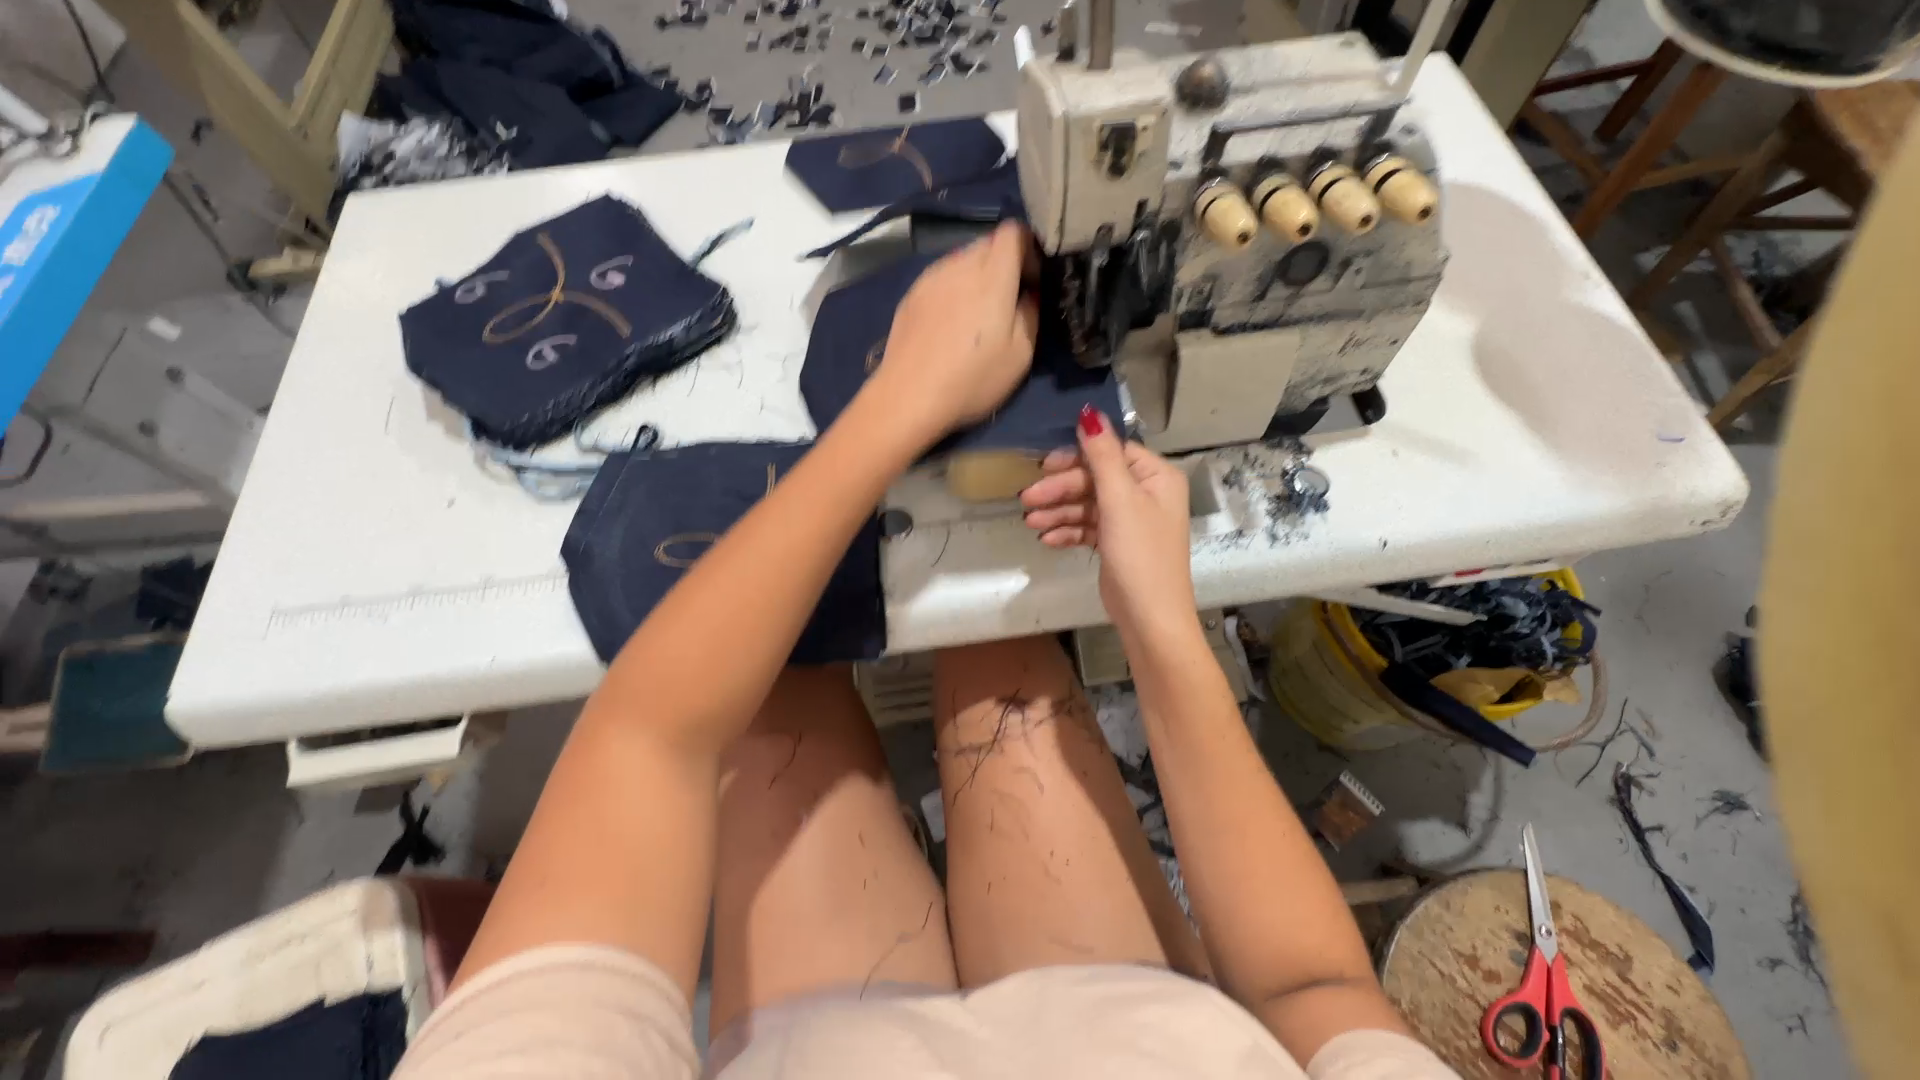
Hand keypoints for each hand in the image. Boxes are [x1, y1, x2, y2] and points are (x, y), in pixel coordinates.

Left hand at [866, 222, 1038, 442]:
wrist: (908, 396)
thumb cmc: (972, 379)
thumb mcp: (1020, 355)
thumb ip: (1031, 313)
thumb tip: (1029, 292)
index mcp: (992, 275)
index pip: (1015, 231)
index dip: (1029, 249)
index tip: (1032, 281)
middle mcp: (960, 264)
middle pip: (989, 242)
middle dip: (1004, 263)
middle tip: (1007, 301)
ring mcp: (931, 277)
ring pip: (963, 259)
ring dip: (977, 276)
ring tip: (976, 316)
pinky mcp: (912, 293)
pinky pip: (942, 277)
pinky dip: (953, 289)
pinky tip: (949, 324)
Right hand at [1020, 406, 1196, 636]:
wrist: (1150, 617)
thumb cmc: (1140, 554)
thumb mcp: (1120, 500)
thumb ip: (1102, 456)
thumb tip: (1089, 413)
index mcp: (1157, 477)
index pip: (1112, 452)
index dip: (1077, 456)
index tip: (1044, 466)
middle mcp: (1147, 494)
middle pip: (1096, 479)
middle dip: (1061, 490)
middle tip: (1027, 499)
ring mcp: (1132, 521)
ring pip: (1088, 505)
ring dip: (1059, 511)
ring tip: (1030, 523)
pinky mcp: (1117, 544)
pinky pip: (1089, 528)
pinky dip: (1068, 531)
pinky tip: (1047, 539)